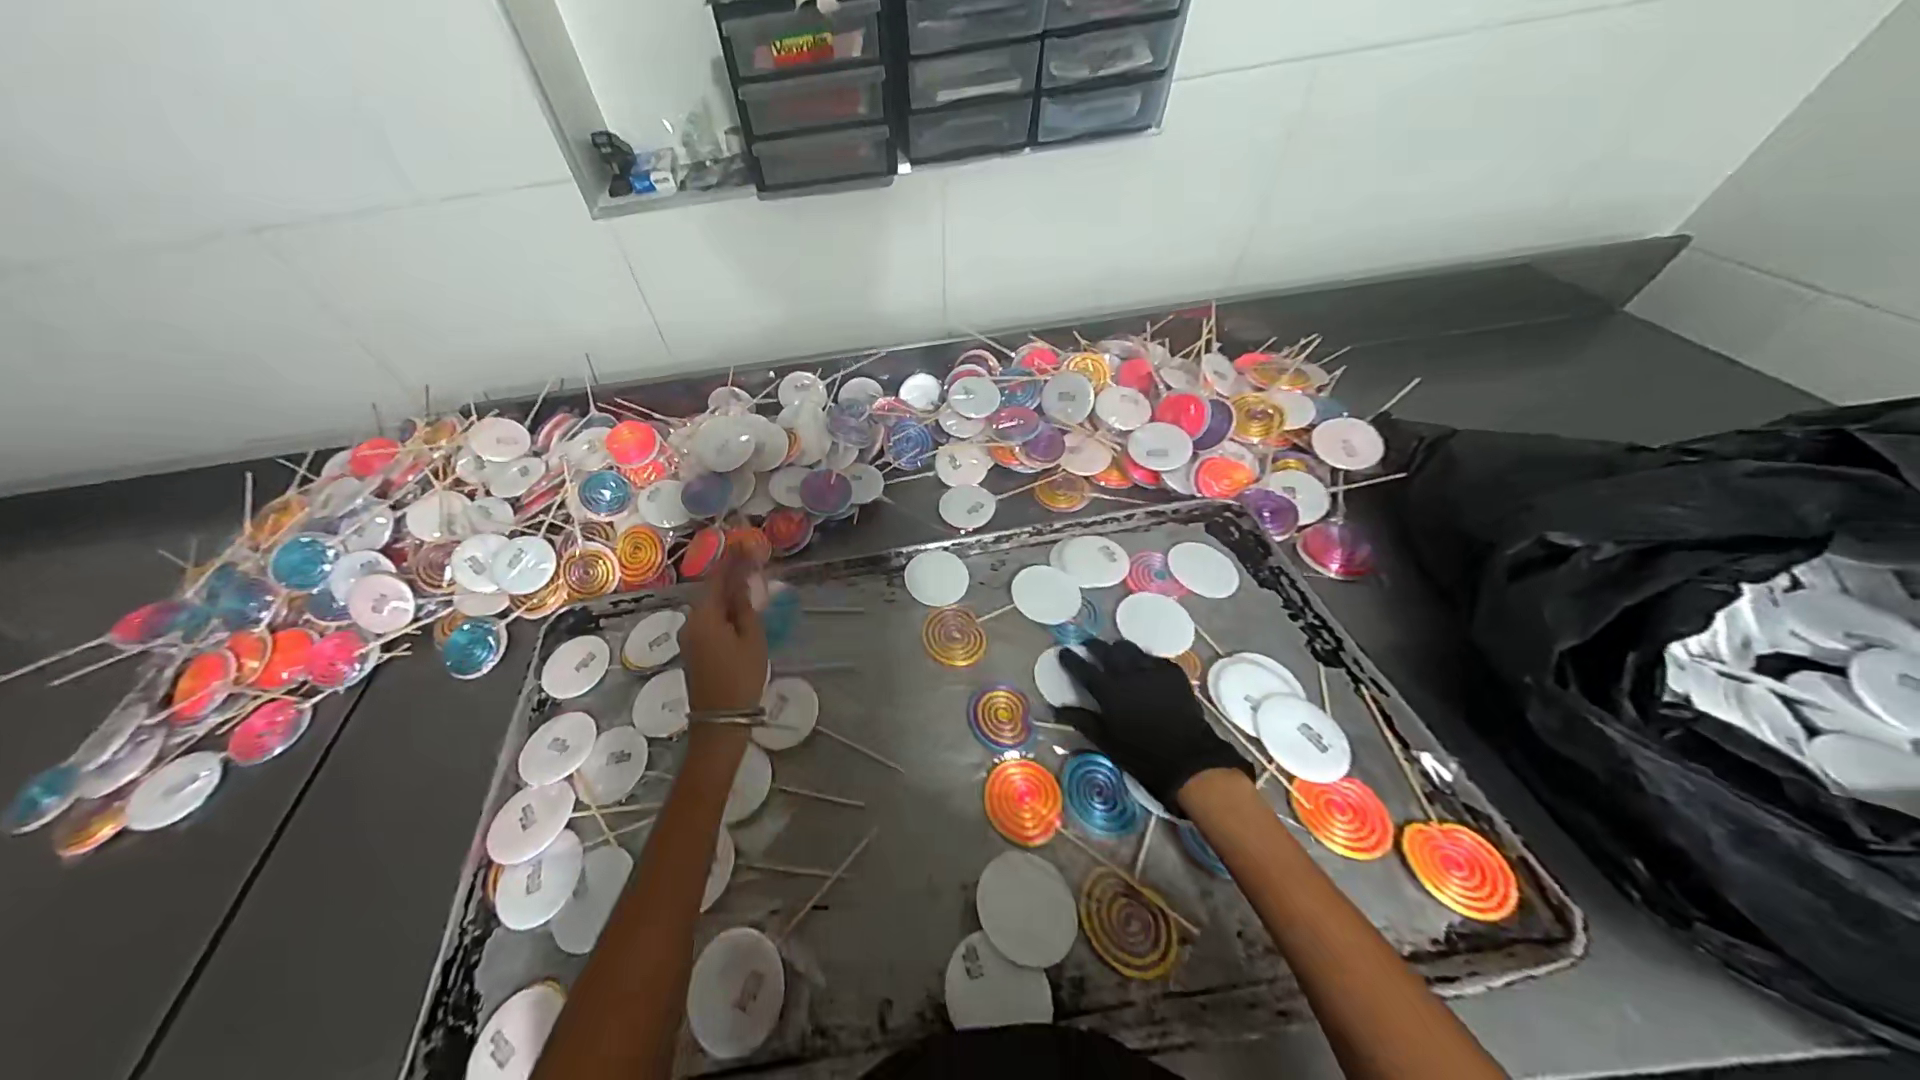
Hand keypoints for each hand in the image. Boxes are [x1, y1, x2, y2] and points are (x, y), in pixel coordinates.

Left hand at [679, 553, 767, 713]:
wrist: (720, 720)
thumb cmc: (741, 678)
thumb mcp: (752, 640)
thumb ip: (746, 609)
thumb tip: (741, 587)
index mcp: (705, 617)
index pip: (717, 579)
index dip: (731, 560)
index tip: (743, 543)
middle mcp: (690, 622)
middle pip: (711, 591)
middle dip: (729, 575)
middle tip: (750, 561)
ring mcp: (689, 637)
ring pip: (709, 606)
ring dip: (727, 593)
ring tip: (748, 581)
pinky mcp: (693, 649)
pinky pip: (708, 620)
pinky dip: (722, 610)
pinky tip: (738, 608)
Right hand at [1059, 638, 1250, 809]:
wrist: (1188, 758)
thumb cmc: (1141, 755)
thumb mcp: (1106, 741)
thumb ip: (1082, 720)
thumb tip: (1056, 710)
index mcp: (1108, 691)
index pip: (1082, 668)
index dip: (1070, 659)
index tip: (1064, 652)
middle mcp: (1128, 674)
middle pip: (1105, 650)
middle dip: (1093, 646)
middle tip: (1088, 647)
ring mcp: (1152, 670)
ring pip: (1129, 648)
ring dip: (1118, 649)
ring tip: (1115, 653)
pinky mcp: (1172, 671)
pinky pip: (1152, 657)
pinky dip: (1143, 659)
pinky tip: (1143, 667)